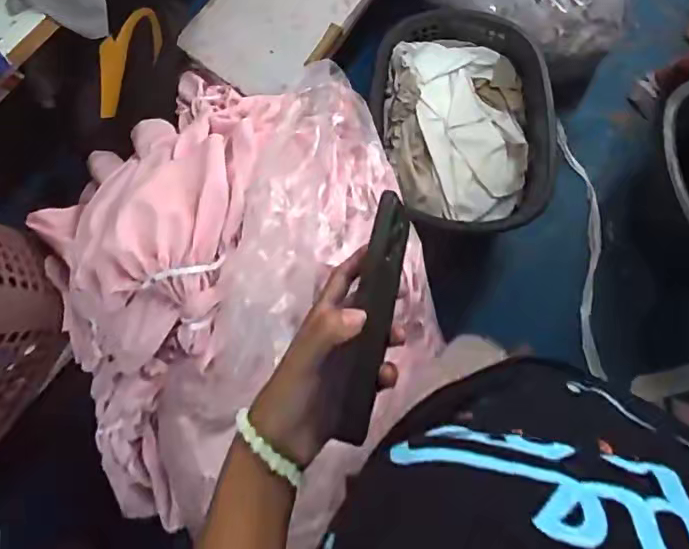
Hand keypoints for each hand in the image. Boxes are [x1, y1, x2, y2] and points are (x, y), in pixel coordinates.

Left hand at [246, 250, 403, 467]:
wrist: (283, 442)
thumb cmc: (291, 390)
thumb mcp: (307, 356)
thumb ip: (329, 332)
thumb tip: (363, 312)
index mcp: (322, 321)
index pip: (341, 282)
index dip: (356, 263)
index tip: (377, 247)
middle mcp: (336, 335)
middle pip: (364, 307)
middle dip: (383, 299)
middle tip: (405, 294)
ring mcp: (345, 361)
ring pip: (374, 338)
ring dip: (389, 335)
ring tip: (400, 339)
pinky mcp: (353, 386)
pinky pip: (376, 371)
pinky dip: (386, 371)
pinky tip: (389, 377)